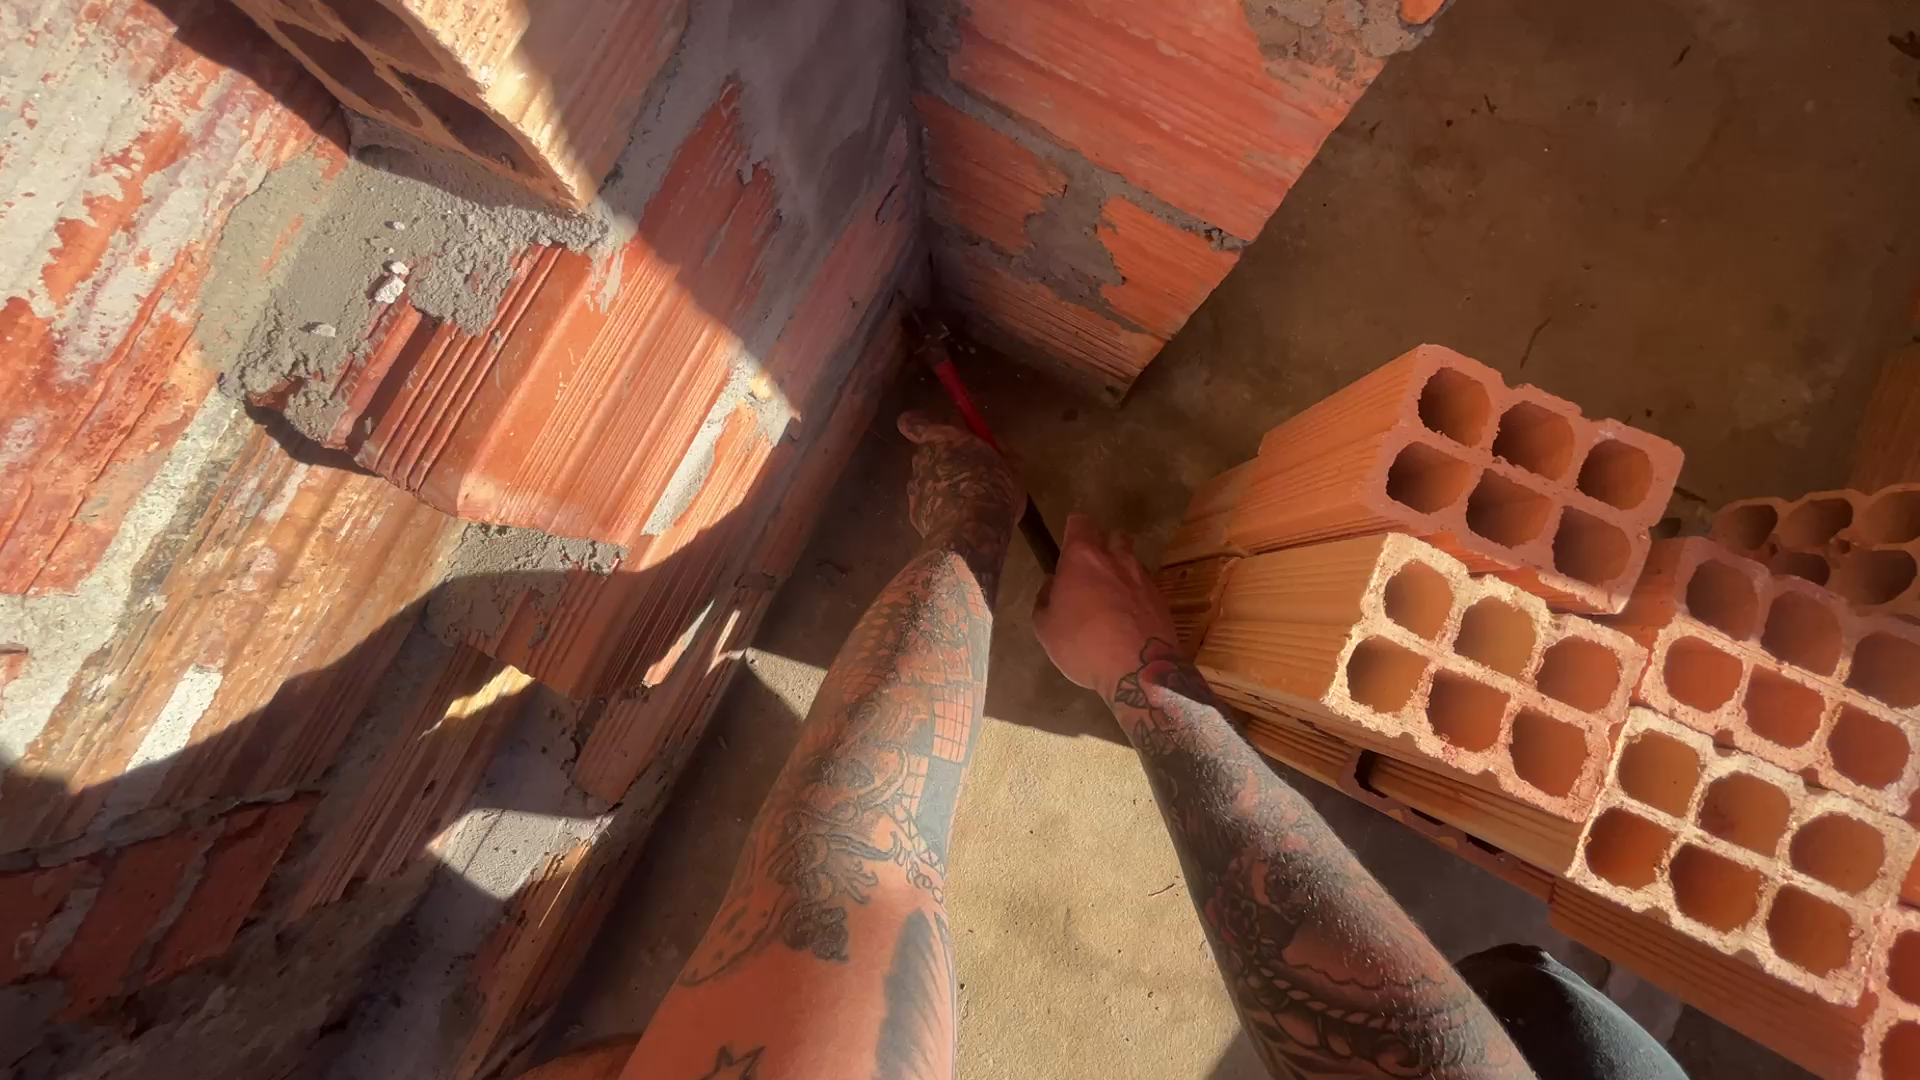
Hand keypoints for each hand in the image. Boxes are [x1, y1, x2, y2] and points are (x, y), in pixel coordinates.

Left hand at [897, 411, 1022, 545]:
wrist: (971, 530)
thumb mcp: (1012, 467)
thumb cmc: (994, 488)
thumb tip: (1004, 453)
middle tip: (969, 474)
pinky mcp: (914, 514)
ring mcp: (915, 487)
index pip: (917, 423)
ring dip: (940, 487)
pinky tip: (955, 520)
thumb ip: (1002, 455)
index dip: (918, 424)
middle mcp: (923, 459)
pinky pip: (925, 506)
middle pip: (927, 454)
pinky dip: (937, 510)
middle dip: (943, 461)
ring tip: (964, 503)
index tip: (929, 431)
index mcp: (944, 438)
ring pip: (925, 481)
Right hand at [1031, 514, 1179, 695]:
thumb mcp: (1045, 627)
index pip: (1080, 522)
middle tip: (1091, 568)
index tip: (1068, 544)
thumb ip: (1045, 598)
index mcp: (1082, 558)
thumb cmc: (1083, 644)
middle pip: (1114, 534)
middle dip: (1103, 543)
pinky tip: (1128, 616)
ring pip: (1131, 560)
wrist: (1139, 670)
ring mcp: (1142, 577)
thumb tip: (1052, 583)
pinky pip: (1144, 585)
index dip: (1074, 529)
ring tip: (1111, 595)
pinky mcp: (1161, 598)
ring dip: (1121, 569)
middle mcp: (1116, 559)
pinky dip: (1135, 593)